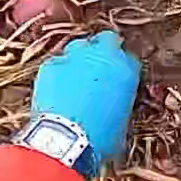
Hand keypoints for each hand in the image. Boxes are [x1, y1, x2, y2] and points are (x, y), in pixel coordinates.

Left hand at [32, 31, 140, 173]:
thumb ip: (121, 102)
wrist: (66, 140)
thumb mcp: (123, 120)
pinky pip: (56, 64)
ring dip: (79, 59)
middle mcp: (103, 56)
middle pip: (107, 40)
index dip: (123, 69)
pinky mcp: (50, 66)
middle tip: (99, 68)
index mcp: (126, 69)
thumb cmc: (100, 136)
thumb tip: (116, 108)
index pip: (130, 59)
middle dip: (104, 50)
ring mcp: (75, 58)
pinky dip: (57, 73)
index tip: (118, 78)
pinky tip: (55, 89)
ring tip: (76, 77)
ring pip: (79, 47)